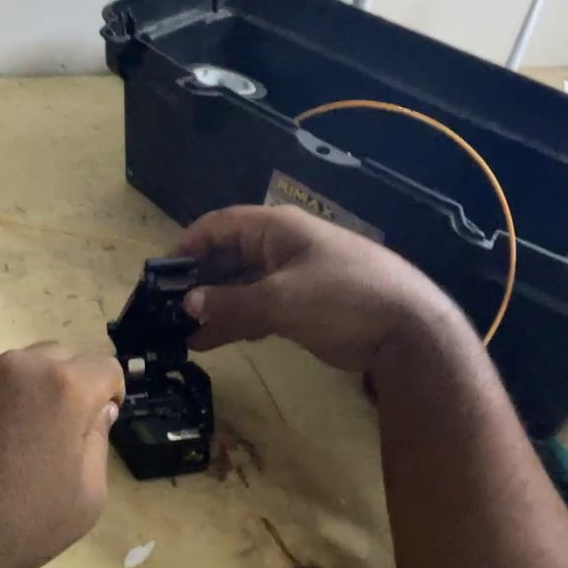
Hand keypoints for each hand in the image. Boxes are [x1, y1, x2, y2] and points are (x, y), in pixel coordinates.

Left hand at [0, 343, 124, 567]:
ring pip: (29, 368)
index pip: (105, 368)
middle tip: (65, 435)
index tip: (99, 428)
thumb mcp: (86, 497)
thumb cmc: (18, 525)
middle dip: (75, 388)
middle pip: (66, 360)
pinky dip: (8, 400)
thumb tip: (97, 411)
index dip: (110, 396)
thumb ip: (98, 443)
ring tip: (28, 440)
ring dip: (39, 392)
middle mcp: (25, 366)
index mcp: (66, 386)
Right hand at [176, 204, 459, 373]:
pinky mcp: (300, 306)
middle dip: (196, 282)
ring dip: (212, 307)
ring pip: (239, 287)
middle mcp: (280, 248)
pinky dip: (234, 322)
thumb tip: (189, 305)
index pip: (218, 226)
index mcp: (276, 229)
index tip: (159, 274)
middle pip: (226, 257)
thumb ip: (232, 303)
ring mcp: (290, 278)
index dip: (187, 245)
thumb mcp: (282, 300)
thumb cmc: (344, 298)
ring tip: (178, 332)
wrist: (408, 330)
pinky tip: (208, 341)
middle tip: (164, 309)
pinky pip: (256, 308)